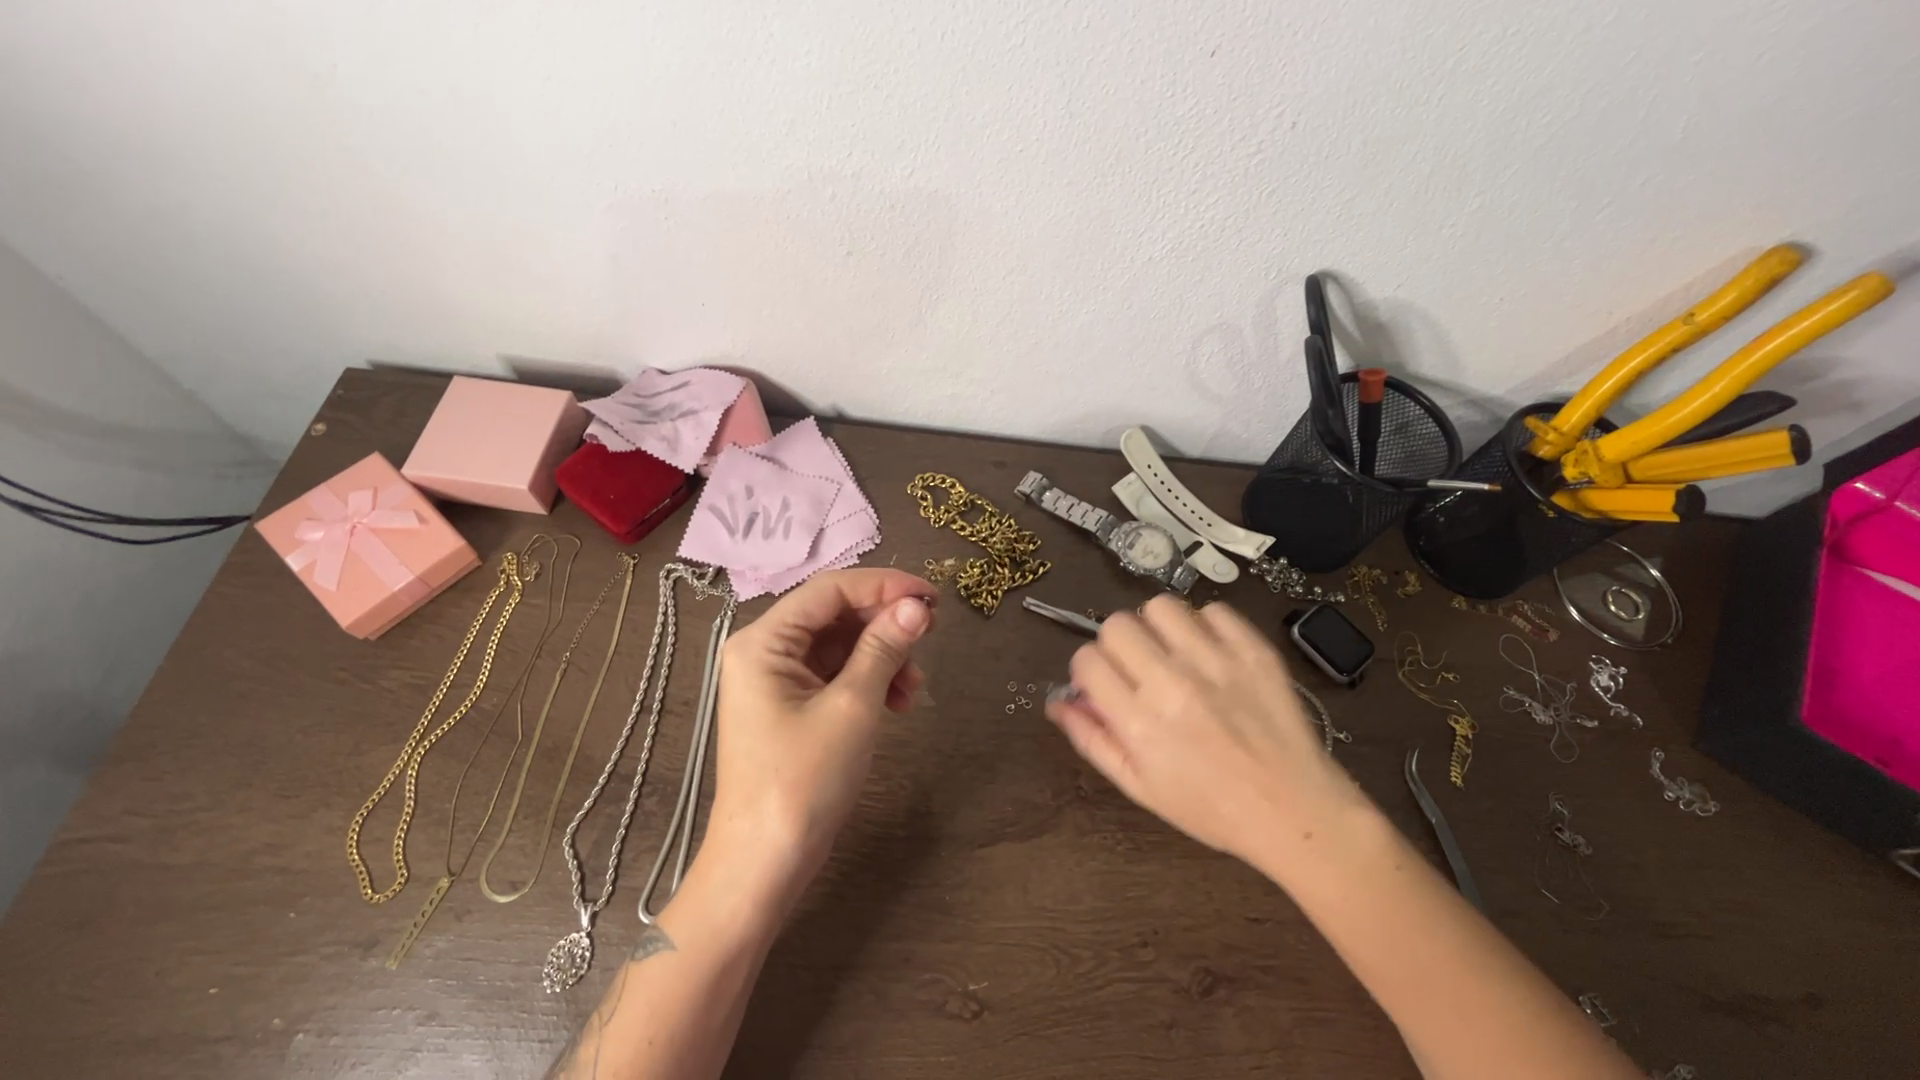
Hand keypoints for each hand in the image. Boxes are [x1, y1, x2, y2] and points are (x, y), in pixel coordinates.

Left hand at [704, 568, 936, 907]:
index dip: (884, 585)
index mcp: (763, 641)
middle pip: (834, 615)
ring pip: (839, 646)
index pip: (829, 590)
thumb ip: (884, 648)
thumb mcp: (853, 707)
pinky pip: (835, 675)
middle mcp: (763, 651)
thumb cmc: (804, 780)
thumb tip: (918, 606)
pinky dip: (869, 681)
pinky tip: (898, 702)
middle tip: (929, 638)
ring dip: (882, 657)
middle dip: (884, 625)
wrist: (766, 861)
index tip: (932, 596)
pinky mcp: (790, 706)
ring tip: (914, 688)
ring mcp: (775, 680)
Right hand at [1046, 595, 1371, 875]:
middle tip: (1136, 669)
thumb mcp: (1140, 787)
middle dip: (1116, 645)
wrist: (1295, 811)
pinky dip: (1205, 626)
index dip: (1088, 670)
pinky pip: (1214, 610)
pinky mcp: (1254, 651)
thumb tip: (1057, 702)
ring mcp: (1217, 662)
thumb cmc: (1210, 808)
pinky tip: (1210, 653)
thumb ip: (1092, 740)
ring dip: (1157, 627)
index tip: (1103, 684)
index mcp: (1140, 722)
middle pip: (1117, 625)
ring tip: (1172, 653)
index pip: (1087, 660)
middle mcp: (1173, 683)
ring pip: (1161, 608)